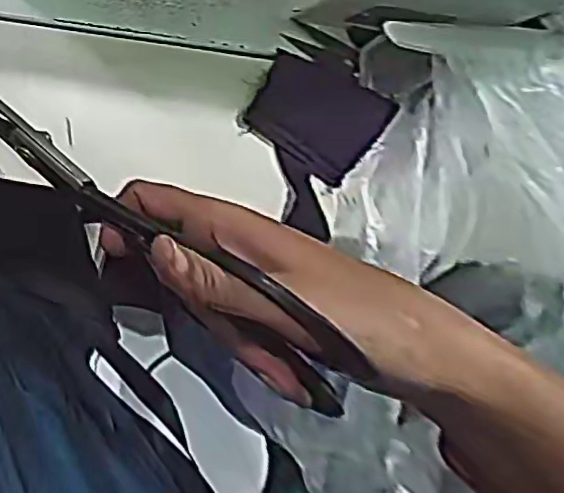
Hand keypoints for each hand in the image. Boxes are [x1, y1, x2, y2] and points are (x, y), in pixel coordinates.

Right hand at [100, 181, 500, 407]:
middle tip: (224, 329)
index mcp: (229, 224)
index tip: (114, 257)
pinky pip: (231, 318)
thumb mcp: (284, 303)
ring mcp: (249, 270)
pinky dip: (250, 345)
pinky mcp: (266, 300)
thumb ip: (212, 278)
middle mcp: (233, 241)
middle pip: (170, 257)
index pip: (148, 199)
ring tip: (273, 358)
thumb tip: (153, 247)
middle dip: (192, 303)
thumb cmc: (379, 322)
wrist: (449, 365)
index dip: (121, 222)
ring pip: (200, 294)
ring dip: (229, 334)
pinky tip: (284, 364)